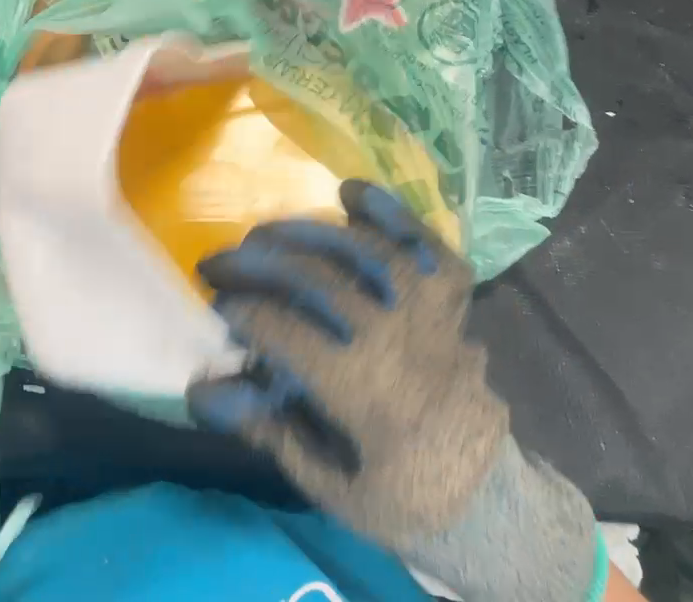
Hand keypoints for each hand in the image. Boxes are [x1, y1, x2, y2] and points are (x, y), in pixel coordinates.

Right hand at [188, 181, 603, 601]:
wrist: (491, 500)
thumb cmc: (402, 498)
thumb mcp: (328, 485)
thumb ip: (267, 430)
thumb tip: (202, 388)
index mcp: (367, 395)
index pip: (288, 333)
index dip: (242, 313)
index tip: (214, 309)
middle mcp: (400, 343)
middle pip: (319, 282)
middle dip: (257, 265)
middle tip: (217, 262)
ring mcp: (432, 317)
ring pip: (366, 253)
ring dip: (307, 233)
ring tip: (263, 233)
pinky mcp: (453, 306)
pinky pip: (428, 247)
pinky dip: (393, 214)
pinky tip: (350, 192)